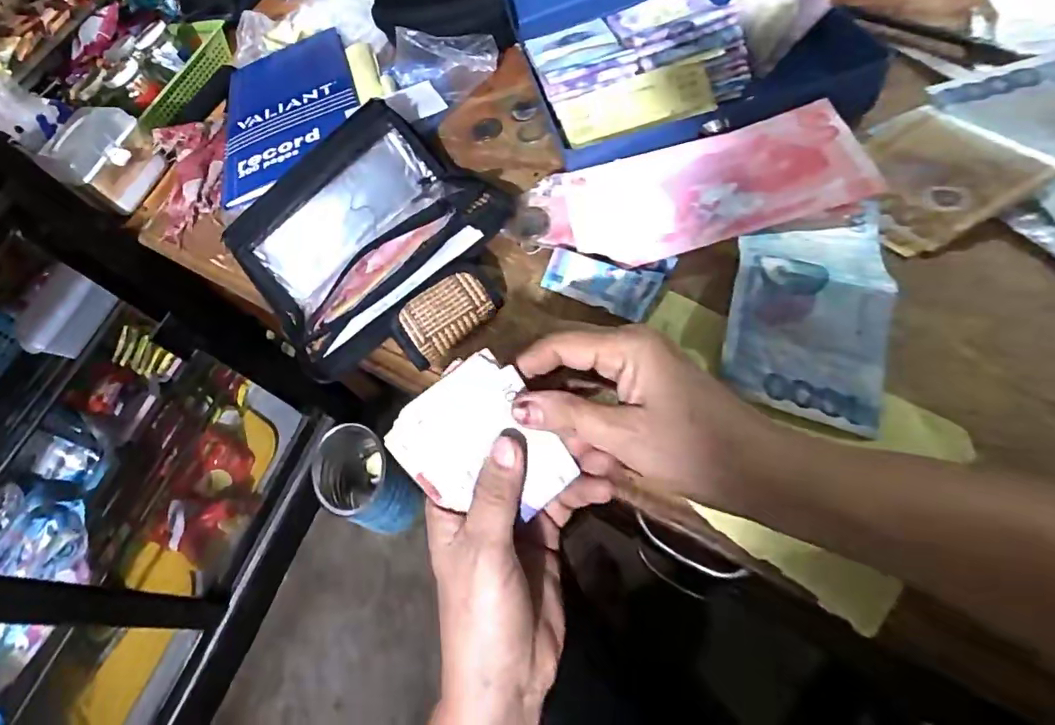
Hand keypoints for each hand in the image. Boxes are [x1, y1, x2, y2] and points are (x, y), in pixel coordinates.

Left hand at [425, 431, 611, 724]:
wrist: (512, 682)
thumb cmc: (478, 613)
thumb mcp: (483, 550)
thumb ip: (496, 494)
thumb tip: (508, 437)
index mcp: (450, 501)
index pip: (454, 446)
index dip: (469, 412)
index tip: (489, 373)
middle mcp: (480, 501)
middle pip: (504, 454)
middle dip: (532, 432)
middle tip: (565, 405)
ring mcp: (514, 516)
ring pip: (537, 474)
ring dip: (564, 460)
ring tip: (597, 445)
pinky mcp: (543, 535)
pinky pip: (561, 502)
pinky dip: (580, 490)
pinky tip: (603, 483)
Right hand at [511, 325, 777, 509]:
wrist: (761, 473)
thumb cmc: (694, 449)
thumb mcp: (624, 436)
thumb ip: (569, 415)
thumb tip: (518, 403)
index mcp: (626, 346)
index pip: (561, 343)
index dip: (527, 364)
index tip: (497, 390)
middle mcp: (629, 347)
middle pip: (571, 361)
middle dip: (546, 393)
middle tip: (515, 419)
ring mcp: (640, 369)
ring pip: (586, 384)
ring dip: (570, 415)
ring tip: (548, 444)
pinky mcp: (647, 390)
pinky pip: (606, 398)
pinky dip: (592, 423)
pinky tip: (582, 453)